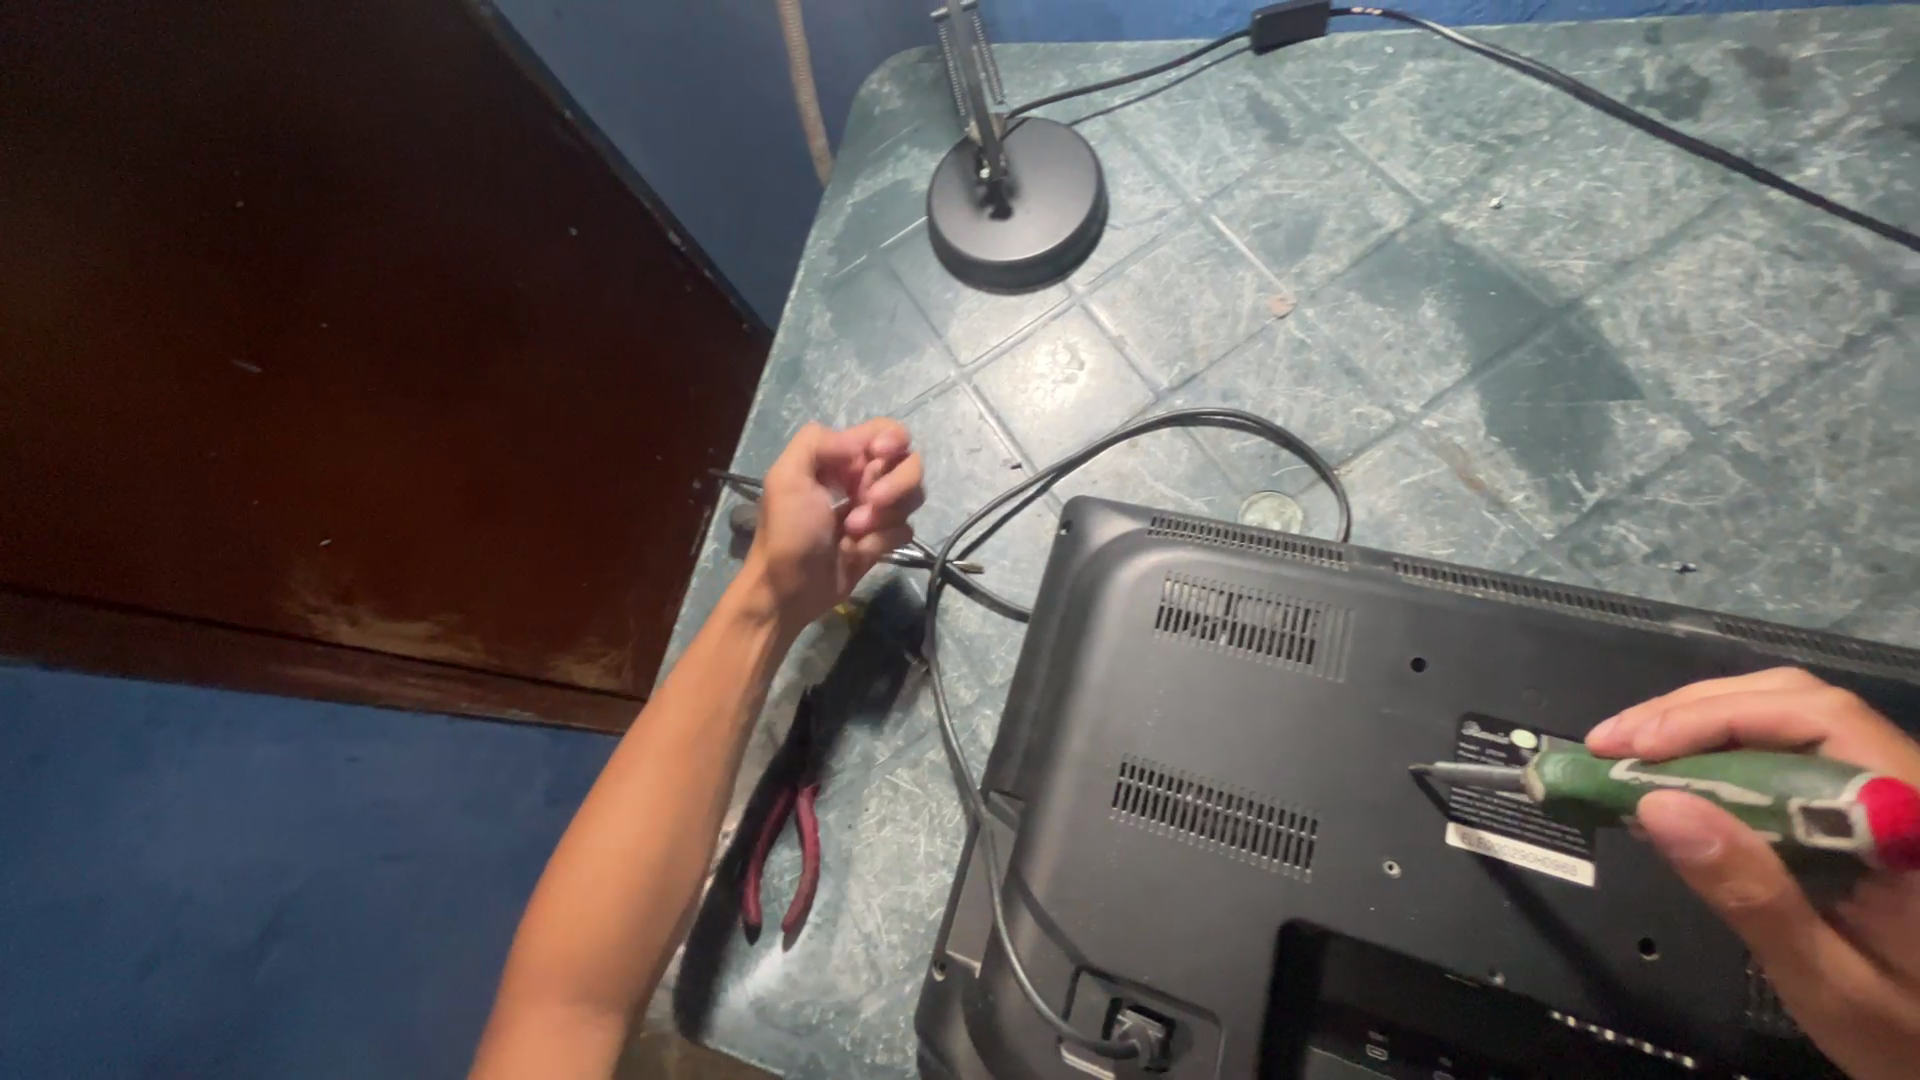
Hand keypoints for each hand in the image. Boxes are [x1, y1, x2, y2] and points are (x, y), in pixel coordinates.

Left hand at [744, 419, 923, 631]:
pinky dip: (882, 540)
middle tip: (867, 502)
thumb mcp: (787, 478)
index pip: (886, 432)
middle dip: (894, 485)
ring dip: (885, 516)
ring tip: (852, 531)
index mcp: (841, 457)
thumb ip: (819, 443)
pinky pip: (904, 531)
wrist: (788, 590)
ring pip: (912, 498)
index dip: (892, 441)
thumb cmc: (785, 533)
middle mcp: (864, 479)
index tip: (878, 457)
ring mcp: (877, 511)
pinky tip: (856, 550)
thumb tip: (864, 443)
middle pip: (909, 465)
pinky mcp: (882, 540)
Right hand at [1587, 668, 1919, 1079]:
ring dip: (1691, 724)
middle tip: (1609, 747)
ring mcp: (1887, 799)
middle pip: (1794, 704)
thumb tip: (1657, 807)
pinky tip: (1662, 779)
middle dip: (1687, 713)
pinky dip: (1707, 751)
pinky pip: (1780, 752)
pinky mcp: (1858, 810)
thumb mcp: (1831, 983)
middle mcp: (1910, 794)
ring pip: (1781, 717)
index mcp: (1917, 827)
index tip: (1634, 749)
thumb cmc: (1913, 1038)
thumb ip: (1754, 895)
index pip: (1821, 723)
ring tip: (1622, 755)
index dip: (1717, 718)